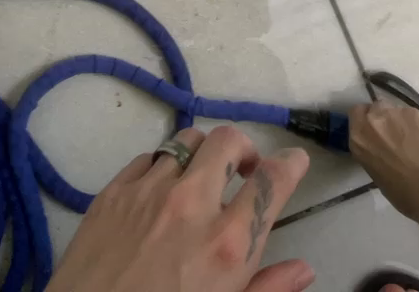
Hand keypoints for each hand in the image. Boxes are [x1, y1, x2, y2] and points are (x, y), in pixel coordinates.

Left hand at [47, 125, 313, 291]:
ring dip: (202, 153)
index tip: (294, 161)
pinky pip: (149, 157)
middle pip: (228, 142)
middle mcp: (191, 205)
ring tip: (201, 174)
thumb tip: (304, 269)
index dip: (289, 165)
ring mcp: (149, 191)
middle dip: (243, 149)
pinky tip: (161, 192)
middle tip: (243, 170)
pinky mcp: (114, 190)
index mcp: (226, 245)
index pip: (271, 183)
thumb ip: (267, 291)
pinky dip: (163, 168)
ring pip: (187, 141)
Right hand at [348, 103, 418, 220]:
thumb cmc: (403, 193)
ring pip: (396, 111)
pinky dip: (418, 126)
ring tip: (415, 141)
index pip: (356, 114)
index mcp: (358, 138)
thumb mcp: (377, 174)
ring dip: (401, 122)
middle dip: (384, 119)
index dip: (366, 121)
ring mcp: (394, 113)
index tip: (375, 132)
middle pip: (375, 108)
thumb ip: (374, 152)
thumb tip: (383, 149)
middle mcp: (373, 119)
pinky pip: (413, 116)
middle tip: (395, 136)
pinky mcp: (415, 112)